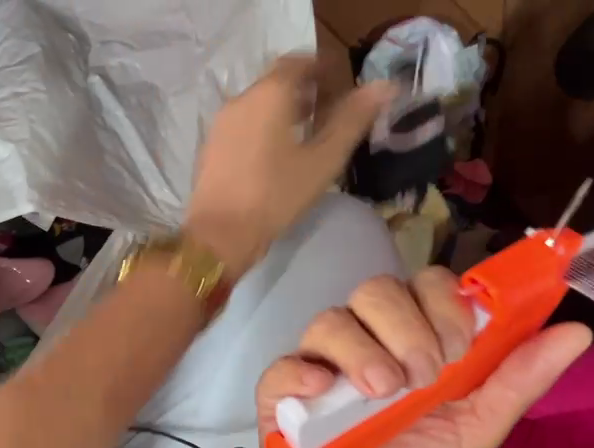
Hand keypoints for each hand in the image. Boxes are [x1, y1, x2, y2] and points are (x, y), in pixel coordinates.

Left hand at [186, 55, 394, 276]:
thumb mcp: (323, 160)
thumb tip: (384, 86)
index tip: (341, 90)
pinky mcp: (208, 151)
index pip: (300, 62)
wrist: (217, 238)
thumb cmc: (274, 197)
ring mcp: (219, 126)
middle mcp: (239, 101)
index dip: (323, 71)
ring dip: (281, 111)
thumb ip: (353, 119)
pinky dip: (260, 129)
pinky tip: (273, 156)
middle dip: (303, 91)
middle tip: (326, 113)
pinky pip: (240, 127)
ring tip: (304, 136)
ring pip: (256, 105)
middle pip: (275, 82)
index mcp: (269, 93)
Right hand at [257, 268, 592, 447]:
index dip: (446, 303)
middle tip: (423, 378)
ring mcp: (317, 362)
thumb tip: (574, 330)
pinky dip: (304, 372)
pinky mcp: (278, 393)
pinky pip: (283, 365)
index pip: (427, 282)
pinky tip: (323, 392)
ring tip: (382, 393)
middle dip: (408, 327)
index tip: (461, 350)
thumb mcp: (476, 425)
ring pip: (330, 320)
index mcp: (413, 333)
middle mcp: (363, 336)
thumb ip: (518, 380)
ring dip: (364, 350)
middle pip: (376, 290)